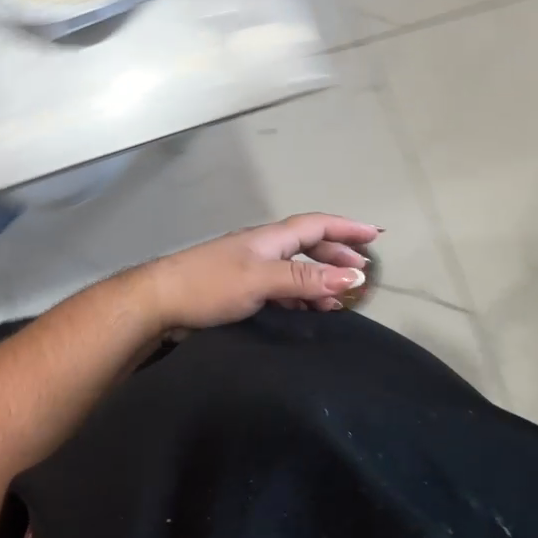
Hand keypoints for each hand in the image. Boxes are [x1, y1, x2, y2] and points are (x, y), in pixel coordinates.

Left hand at [137, 214, 379, 330]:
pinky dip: (302, 296)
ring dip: (321, 280)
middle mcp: (262, 248)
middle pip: (308, 246)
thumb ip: (304, 279)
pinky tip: (311, 311)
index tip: (376, 234)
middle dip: (338, 256)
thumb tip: (353, 274)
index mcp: (268, 238)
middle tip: (364, 275)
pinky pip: (282, 288)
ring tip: (343, 299)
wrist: (160, 302)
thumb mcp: (261, 280)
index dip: (346, 228)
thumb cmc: (209, 285)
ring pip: (296, 269)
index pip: (315, 226)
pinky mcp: (241, 291)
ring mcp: (250, 269)